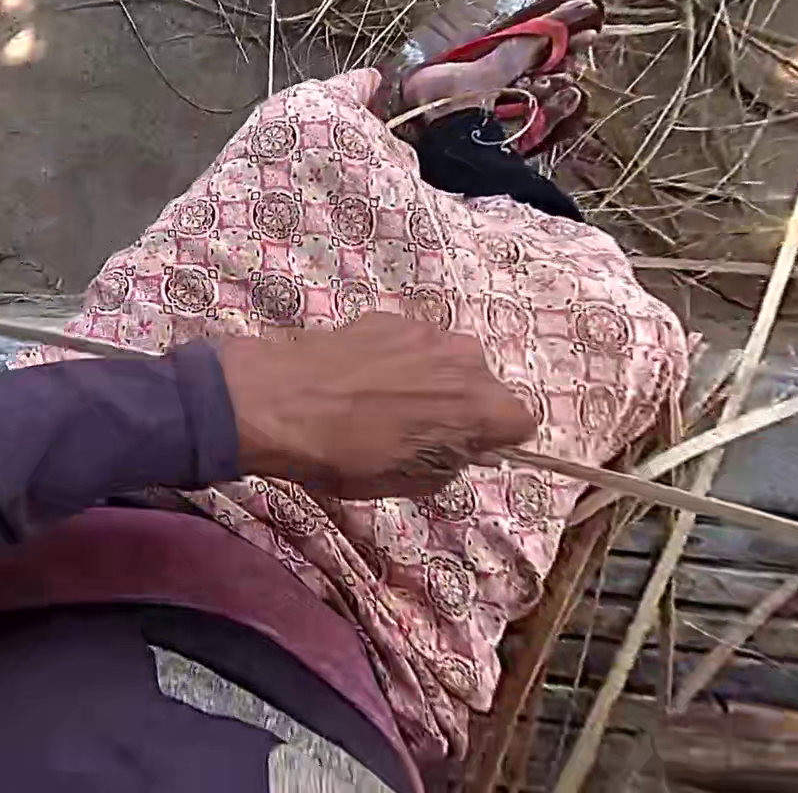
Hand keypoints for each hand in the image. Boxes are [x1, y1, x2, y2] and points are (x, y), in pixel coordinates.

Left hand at [214, 312, 536, 498]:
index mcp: (481, 406)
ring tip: (384, 396)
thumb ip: (450, 460)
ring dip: (429, 375)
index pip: (518, 421)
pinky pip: (409, 341)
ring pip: (445, 357)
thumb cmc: (345, 454)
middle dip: (461, 402)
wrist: (279, 401)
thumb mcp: (409, 481)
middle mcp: (463, 357)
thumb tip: (459, 446)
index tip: (461, 446)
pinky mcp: (386, 315)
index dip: (490, 437)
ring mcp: (423, 330)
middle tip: (418, 423)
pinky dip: (396, 355)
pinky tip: (360, 372)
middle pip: (482, 383)